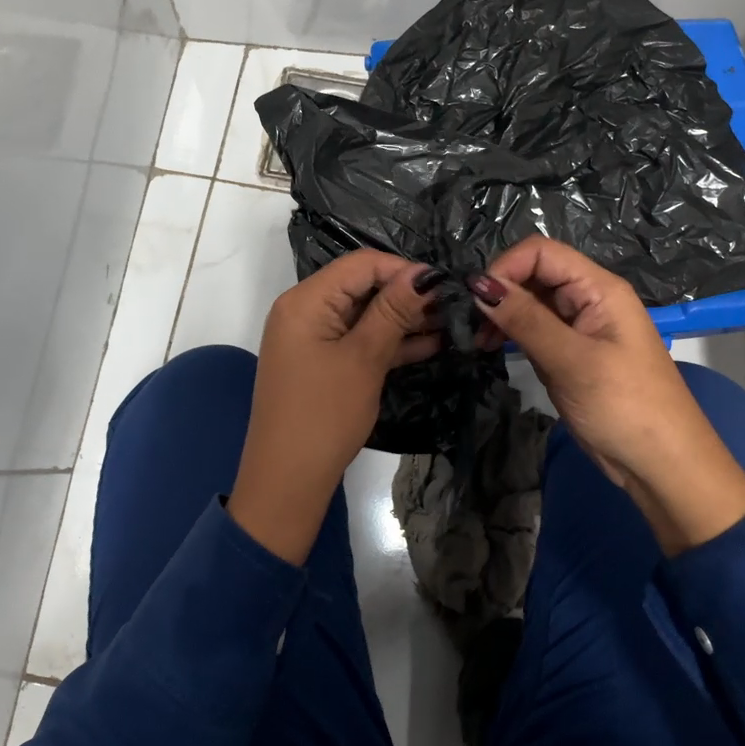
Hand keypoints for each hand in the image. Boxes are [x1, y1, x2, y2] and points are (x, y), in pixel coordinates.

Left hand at [228, 250, 441, 563]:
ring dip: (405, 319)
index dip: (404, 269)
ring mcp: (313, 338)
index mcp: (306, 300)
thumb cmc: (324, 415)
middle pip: (362, 286)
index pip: (361, 264)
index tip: (447, 284)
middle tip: (457, 304)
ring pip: (365, 315)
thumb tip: (424, 274)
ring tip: (454, 321)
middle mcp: (305, 310)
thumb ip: (393, 312)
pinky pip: (360, 340)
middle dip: (408, 294)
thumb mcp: (364, 359)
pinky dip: (391, 342)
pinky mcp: (323, 362)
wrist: (287, 481)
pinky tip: (433, 343)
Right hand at [469, 236, 744, 553]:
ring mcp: (579, 328)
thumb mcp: (572, 361)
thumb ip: (525, 320)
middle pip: (534, 273)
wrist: (662, 466)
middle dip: (499, 291)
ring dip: (502, 314)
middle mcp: (588, 299)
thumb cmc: (625, 408)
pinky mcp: (570, 354)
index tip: (477, 299)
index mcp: (599, 289)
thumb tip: (477, 285)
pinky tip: (492, 350)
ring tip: (478, 341)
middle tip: (470, 324)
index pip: (541, 252)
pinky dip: (511, 334)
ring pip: (530, 302)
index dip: (506, 266)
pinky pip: (534, 329)